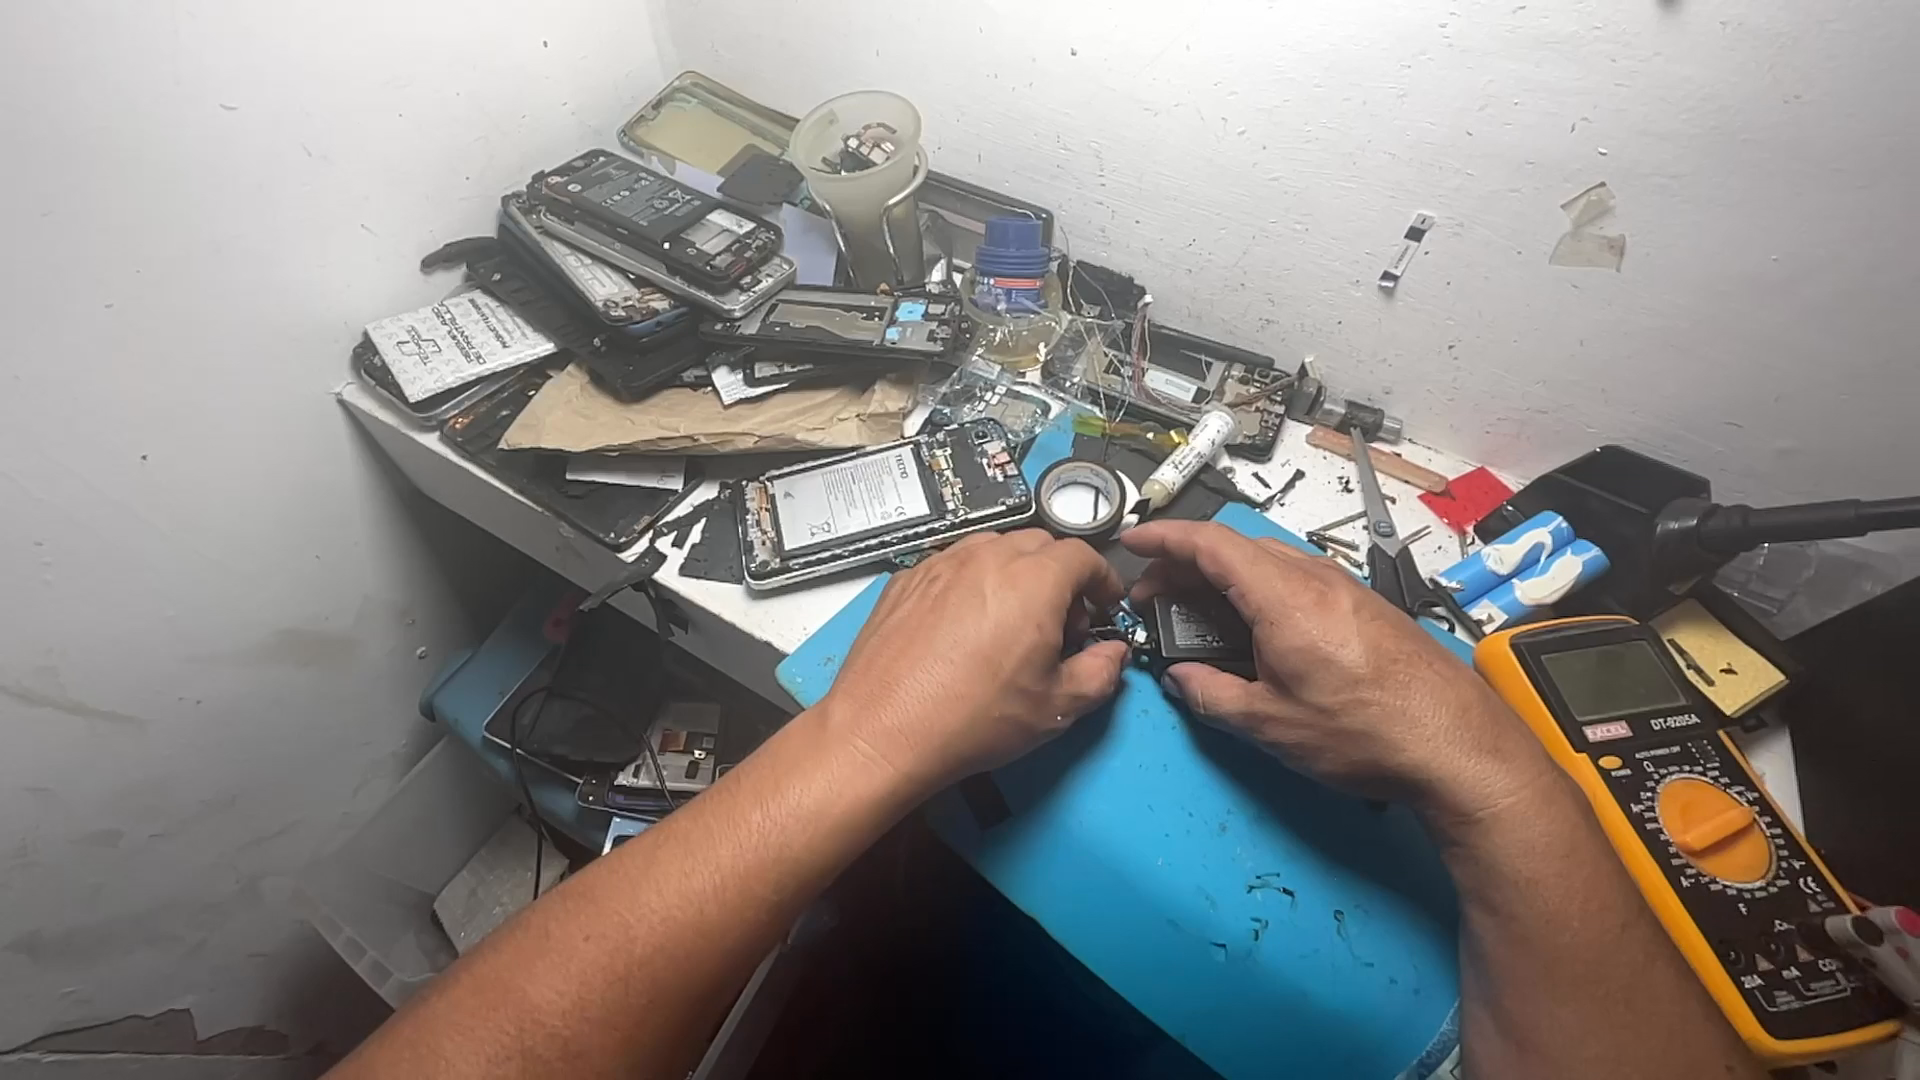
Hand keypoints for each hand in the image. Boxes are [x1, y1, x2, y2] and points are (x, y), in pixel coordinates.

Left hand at [815, 529, 1130, 791]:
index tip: (1103, 605)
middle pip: (1040, 545)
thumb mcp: (1054, 707)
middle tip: (1060, 623)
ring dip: (1015, 573)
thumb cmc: (970, 719)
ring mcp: (942, 563)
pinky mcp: (908, 578)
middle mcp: (987, 558)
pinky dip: (971, 582)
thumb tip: (1112, 654)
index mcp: (1033, 580)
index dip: (1101, 581)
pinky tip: (964, 625)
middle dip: (1061, 576)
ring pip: (994, 549)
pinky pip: (953, 564)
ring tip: (1011, 621)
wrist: (883, 729)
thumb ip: (1099, 673)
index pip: (1083, 556)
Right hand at [1120, 521, 1560, 826]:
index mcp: (1284, 597)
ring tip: (1193, 612)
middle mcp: (1313, 579)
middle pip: (1233, 549)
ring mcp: (1341, 588)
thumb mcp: (1271, 724)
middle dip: (1183, 565)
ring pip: (1263, 562)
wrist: (1464, 749)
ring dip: (1218, 577)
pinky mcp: (1360, 606)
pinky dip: (1252, 589)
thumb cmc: (1367, 733)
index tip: (1131, 541)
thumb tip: (1180, 680)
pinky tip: (1247, 626)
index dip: (1163, 537)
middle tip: (1152, 598)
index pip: (1210, 543)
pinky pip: (1291, 579)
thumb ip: (1210, 695)